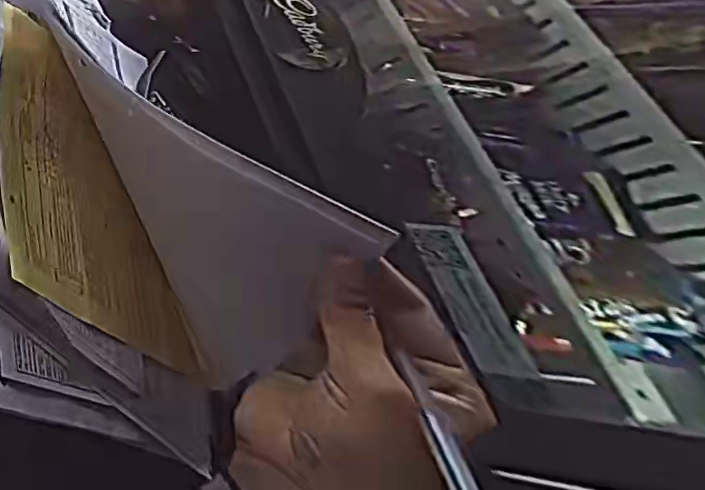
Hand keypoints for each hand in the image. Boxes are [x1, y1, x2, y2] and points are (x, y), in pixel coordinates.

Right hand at [230, 258, 495, 489]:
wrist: (294, 489)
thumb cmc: (367, 471)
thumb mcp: (375, 388)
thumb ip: (357, 321)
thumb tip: (349, 267)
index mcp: (436, 384)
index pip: (411, 310)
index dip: (381, 276)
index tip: (351, 242)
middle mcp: (390, 372)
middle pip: (366, 306)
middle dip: (342, 277)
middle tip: (315, 239)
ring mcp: (339, 368)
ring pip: (326, 310)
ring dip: (309, 286)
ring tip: (289, 250)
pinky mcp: (292, 365)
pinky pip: (287, 321)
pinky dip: (278, 298)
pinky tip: (268, 276)